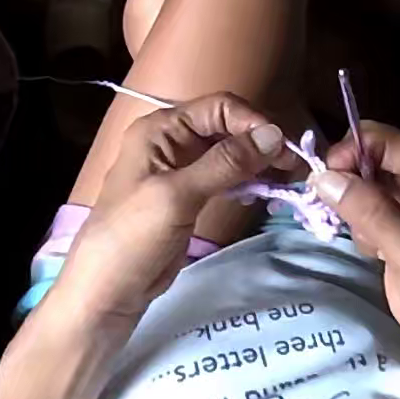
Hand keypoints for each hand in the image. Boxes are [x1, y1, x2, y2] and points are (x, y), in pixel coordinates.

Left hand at [51, 92, 291, 320]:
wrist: (106, 290)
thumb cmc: (133, 236)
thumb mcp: (178, 194)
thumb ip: (225, 163)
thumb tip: (275, 135)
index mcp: (161, 129)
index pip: (218, 108)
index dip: (253, 122)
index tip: (285, 148)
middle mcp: (171, 142)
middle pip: (226, 128)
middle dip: (259, 143)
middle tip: (293, 168)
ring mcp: (180, 170)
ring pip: (229, 154)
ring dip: (257, 164)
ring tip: (286, 181)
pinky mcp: (189, 196)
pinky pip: (224, 178)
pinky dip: (245, 182)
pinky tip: (263, 193)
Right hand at [313, 123, 399, 389]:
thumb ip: (371, 211)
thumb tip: (323, 177)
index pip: (385, 140)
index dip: (348, 153)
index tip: (321, 183)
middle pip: (370, 154)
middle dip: (347, 181)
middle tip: (336, 214)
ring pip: (362, 178)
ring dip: (351, 204)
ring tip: (368, 241)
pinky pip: (363, 201)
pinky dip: (356, 220)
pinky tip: (373, 249)